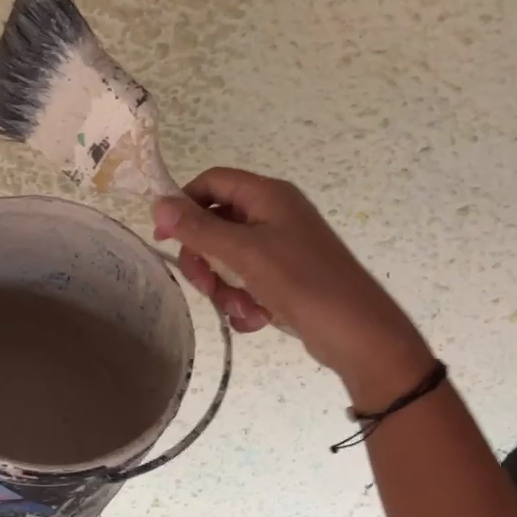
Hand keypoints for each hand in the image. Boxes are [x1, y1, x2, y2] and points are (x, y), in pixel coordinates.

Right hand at [152, 167, 434, 404]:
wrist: (358, 334)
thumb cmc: (302, 282)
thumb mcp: (244, 252)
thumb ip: (198, 228)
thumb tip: (158, 203)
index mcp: (268, 196)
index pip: (212, 183)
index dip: (184, 206)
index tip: (164, 238)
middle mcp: (274, 215)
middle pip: (215, 224)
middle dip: (205, 259)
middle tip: (204, 286)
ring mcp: (281, 248)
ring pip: (227, 259)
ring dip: (224, 287)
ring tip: (240, 309)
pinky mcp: (285, 278)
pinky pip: (246, 281)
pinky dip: (243, 301)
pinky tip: (254, 319)